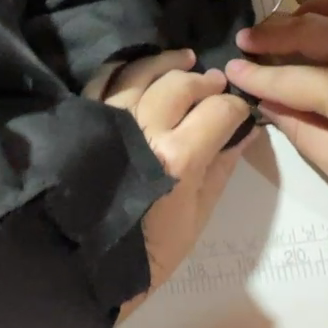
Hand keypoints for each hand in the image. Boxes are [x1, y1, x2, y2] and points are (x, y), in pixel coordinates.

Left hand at [102, 50, 251, 296]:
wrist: (81, 266)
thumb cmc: (146, 253)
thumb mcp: (196, 218)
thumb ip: (221, 169)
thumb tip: (245, 133)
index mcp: (177, 158)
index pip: (218, 112)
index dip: (235, 107)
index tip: (240, 110)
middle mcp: (143, 129)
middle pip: (181, 85)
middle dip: (205, 82)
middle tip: (214, 84)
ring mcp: (109, 119)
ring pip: (142, 73)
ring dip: (168, 63)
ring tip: (183, 60)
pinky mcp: (83, 120)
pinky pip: (104, 79)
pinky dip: (126, 68)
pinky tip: (140, 68)